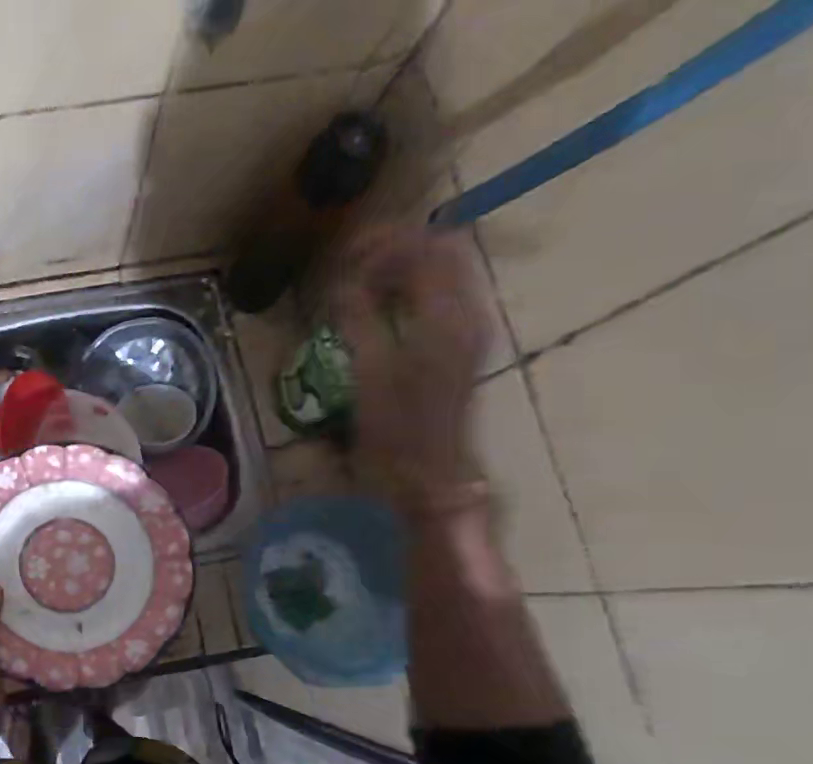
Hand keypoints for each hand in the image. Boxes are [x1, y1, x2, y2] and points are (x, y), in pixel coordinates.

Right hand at [331, 226, 493, 505]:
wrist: (428, 473)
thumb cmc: (394, 430)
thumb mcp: (368, 372)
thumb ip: (358, 318)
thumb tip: (343, 281)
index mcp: (447, 318)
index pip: (429, 249)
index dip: (387, 240)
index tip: (346, 250)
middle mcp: (468, 314)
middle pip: (442, 252)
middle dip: (396, 247)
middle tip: (350, 261)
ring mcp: (469, 329)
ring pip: (443, 271)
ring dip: (402, 266)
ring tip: (358, 279)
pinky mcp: (461, 344)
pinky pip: (440, 294)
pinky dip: (410, 287)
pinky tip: (378, 302)